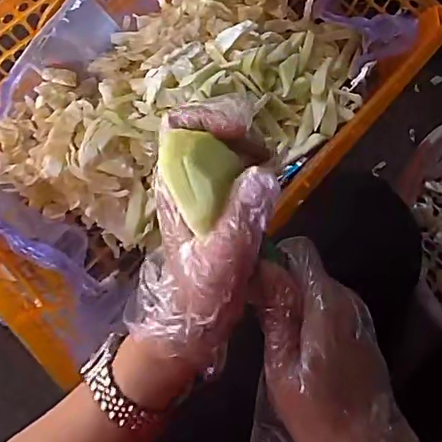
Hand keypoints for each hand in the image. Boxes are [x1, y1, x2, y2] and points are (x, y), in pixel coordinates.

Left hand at [125, 102, 278, 383]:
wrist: (196, 325)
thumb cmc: (200, 293)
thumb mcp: (221, 260)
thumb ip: (239, 218)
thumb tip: (262, 172)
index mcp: (173, 184)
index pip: (179, 124)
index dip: (208, 117)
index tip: (240, 132)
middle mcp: (185, 177)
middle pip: (209, 129)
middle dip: (240, 135)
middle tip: (264, 160)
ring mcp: (203, 187)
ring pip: (228, 146)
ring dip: (253, 153)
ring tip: (268, 180)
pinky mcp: (221, 198)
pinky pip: (241, 167)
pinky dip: (259, 170)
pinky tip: (267, 194)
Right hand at [257, 238, 436, 441]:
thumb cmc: (320, 419)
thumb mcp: (283, 370)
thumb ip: (275, 315)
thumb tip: (261, 270)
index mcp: (327, 302)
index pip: (299, 251)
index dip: (272, 259)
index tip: (250, 283)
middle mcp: (347, 297)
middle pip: (306, 269)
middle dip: (279, 283)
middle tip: (253, 313)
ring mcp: (357, 314)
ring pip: (315, 289)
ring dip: (292, 302)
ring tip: (270, 333)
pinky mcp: (359, 331)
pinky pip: (326, 307)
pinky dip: (307, 316)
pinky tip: (294, 347)